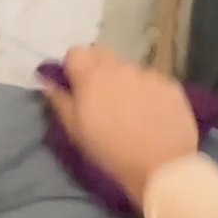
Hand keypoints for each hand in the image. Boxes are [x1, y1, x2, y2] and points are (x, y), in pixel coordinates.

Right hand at [41, 44, 199, 208]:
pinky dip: (148, 91)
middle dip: (97, 67)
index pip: (75, 52)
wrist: (161, 165)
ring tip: (131, 109)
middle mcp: (120, 68)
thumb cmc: (111, 151)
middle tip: (100, 94)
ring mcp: (148, 74)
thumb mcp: (76, 131)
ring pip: (129, 68)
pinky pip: (152, 80)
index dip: (73, 66)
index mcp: (92, 76)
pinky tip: (151, 114)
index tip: (76, 84)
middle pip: (102, 53)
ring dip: (124, 81)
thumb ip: (60, 100)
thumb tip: (47, 80)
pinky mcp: (170, 85)